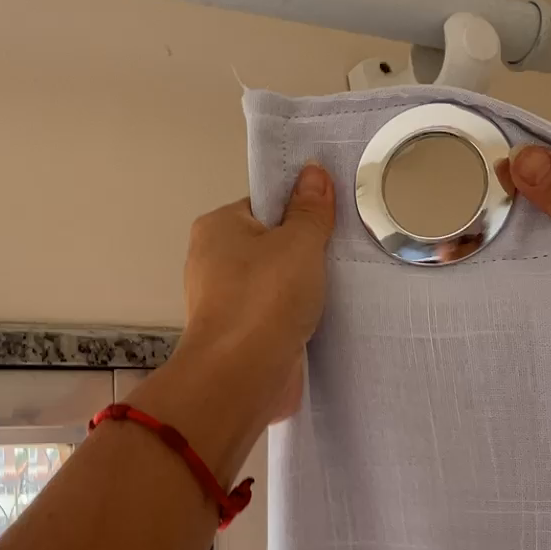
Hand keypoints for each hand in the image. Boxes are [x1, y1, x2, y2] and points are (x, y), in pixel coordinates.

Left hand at [127, 165, 334, 472]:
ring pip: (274, 286)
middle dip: (303, 255)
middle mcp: (212, 262)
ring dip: (302, 292)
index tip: (328, 226)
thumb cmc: (265, 298)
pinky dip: (294, 320)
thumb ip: (310, 209)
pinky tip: (321, 323)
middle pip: (270, 247)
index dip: (297, 213)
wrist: (241, 377)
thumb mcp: (299, 242)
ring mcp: (224, 304)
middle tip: (338, 258)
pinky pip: (274, 318)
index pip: (263, 206)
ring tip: (336, 292)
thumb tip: (313, 172)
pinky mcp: (239, 338)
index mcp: (216, 227)